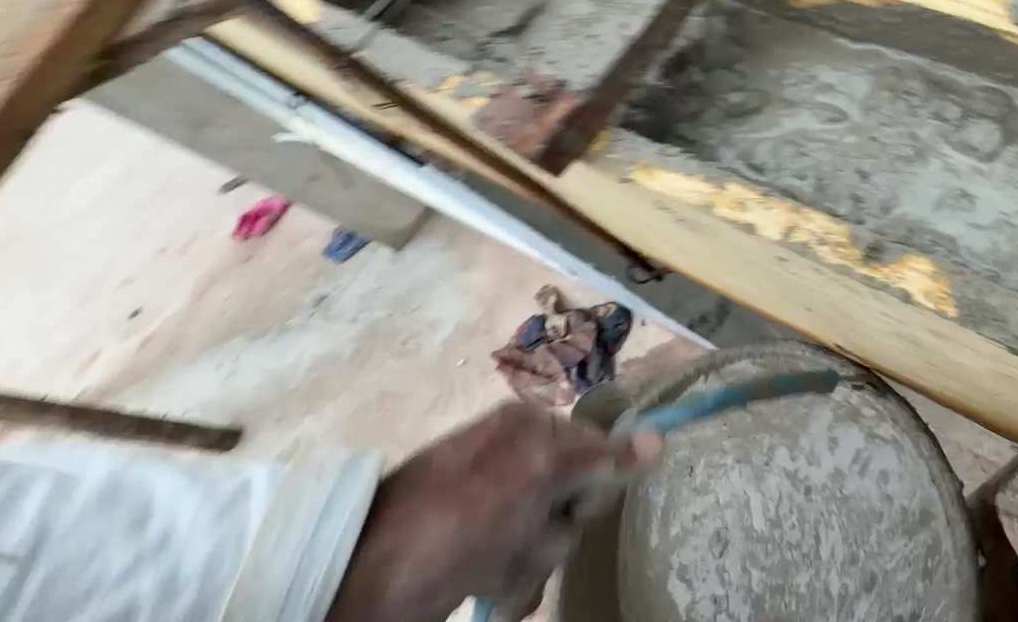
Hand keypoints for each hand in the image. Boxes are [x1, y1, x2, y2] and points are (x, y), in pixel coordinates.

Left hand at [326, 401, 662, 621]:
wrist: (357, 591)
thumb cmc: (454, 521)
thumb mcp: (533, 477)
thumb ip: (600, 458)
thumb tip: (660, 438)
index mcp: (527, 427)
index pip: (598, 447)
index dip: (589, 481)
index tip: (567, 500)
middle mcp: (515, 461)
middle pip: (579, 497)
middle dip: (553, 528)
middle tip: (518, 536)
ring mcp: (496, 511)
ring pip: (555, 538)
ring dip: (530, 563)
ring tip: (487, 572)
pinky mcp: (479, 555)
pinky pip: (527, 568)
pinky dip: (514, 585)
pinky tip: (485, 590)